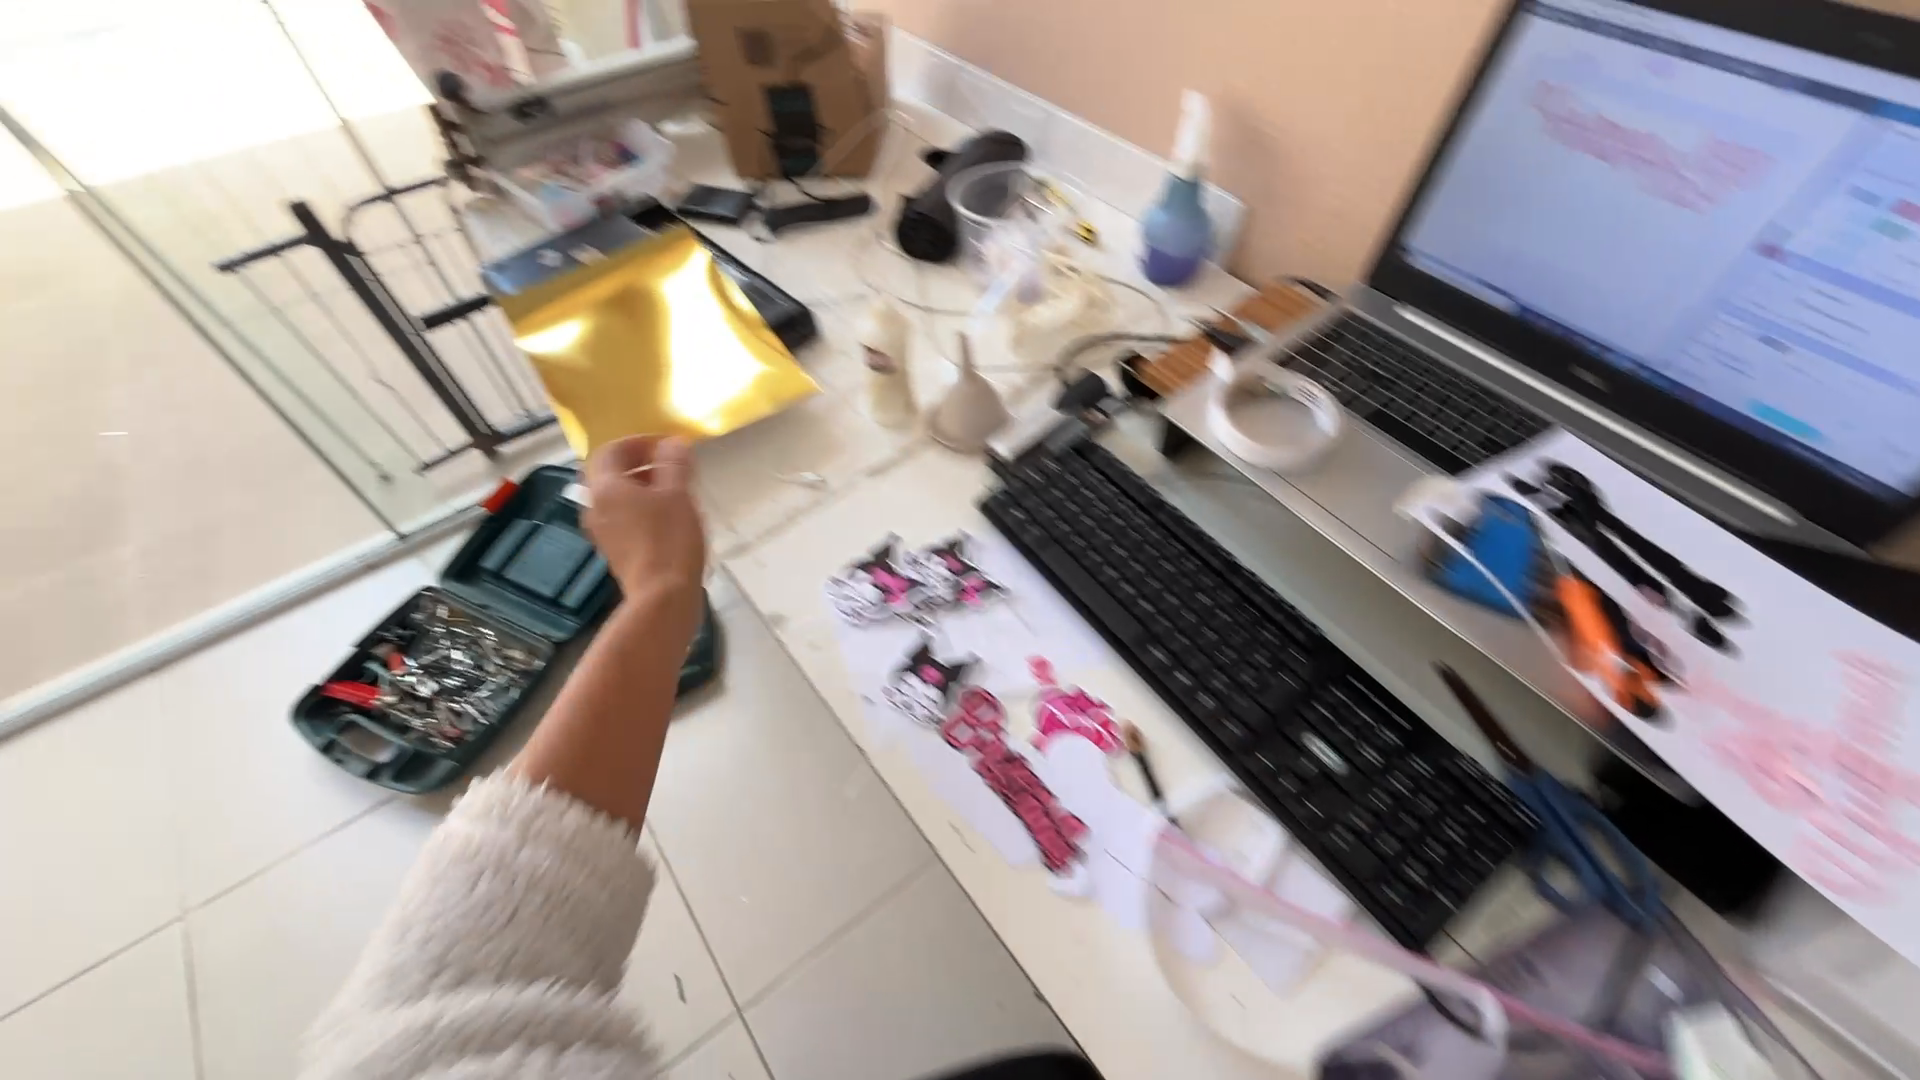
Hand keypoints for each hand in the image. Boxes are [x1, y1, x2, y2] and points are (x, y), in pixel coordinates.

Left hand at [583, 436, 706, 619]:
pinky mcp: (613, 549)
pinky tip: (666, 516)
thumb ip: (674, 463)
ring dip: (639, 485)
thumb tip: (673, 443)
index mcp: (605, 487)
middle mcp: (595, 506)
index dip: (639, 442)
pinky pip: (621, 516)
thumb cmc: (670, 539)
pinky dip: (639, 506)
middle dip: (637, 463)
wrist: (663, 595)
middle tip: (669, 464)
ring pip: (615, 496)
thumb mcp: (678, 494)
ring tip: (672, 489)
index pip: (611, 450)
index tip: (667, 446)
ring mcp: (601, 530)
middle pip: (608, 473)